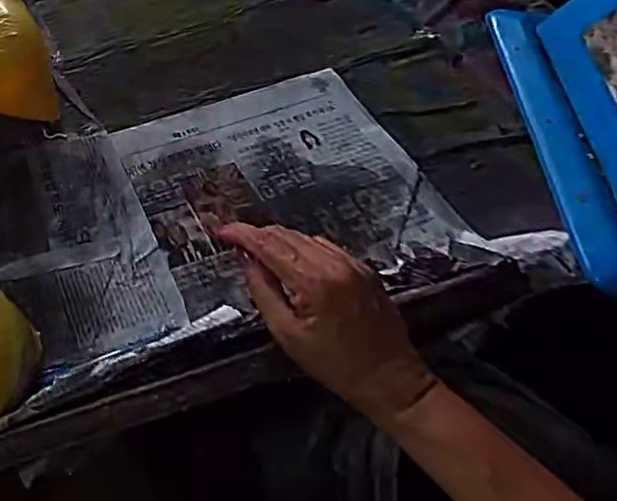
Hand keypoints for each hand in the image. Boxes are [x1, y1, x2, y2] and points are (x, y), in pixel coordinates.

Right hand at [216, 223, 437, 425]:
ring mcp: (352, 264)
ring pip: (301, 235)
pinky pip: (322, 244)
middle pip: (282, 234)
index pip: (266, 243)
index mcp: (312, 281)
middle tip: (239, 246)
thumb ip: (261, 289)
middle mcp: (334, 264)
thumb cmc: (337, 366)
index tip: (222, 232)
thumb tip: (245, 258)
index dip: (240, 233)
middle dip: (256, 236)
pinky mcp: (363, 268)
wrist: (394, 384)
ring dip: (278, 241)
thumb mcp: (286, 333)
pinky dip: (301, 247)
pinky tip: (295, 263)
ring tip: (264, 256)